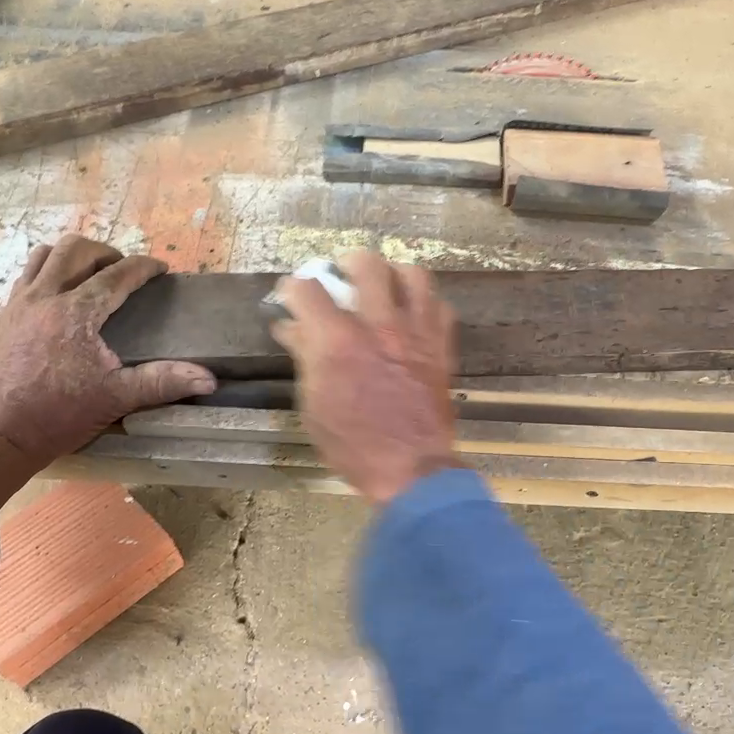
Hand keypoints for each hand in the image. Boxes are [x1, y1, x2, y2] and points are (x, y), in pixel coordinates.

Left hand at [0, 234, 216, 507]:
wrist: (1, 432)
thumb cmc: (61, 415)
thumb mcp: (117, 398)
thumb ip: (163, 382)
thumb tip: (208, 379)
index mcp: (76, 313)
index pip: (116, 276)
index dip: (143, 267)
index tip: (161, 268)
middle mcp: (45, 297)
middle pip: (76, 250)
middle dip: (105, 252)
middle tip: (123, 269)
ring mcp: (19, 304)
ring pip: (44, 255)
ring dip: (72, 256)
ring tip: (90, 272)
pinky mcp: (3, 317)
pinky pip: (26, 276)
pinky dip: (47, 272)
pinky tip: (59, 296)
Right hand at [274, 251, 462, 504]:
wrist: (411, 470)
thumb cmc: (353, 446)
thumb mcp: (314, 407)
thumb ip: (304, 359)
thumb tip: (291, 328)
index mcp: (337, 342)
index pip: (307, 289)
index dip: (292, 288)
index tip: (291, 296)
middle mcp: (379, 326)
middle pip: (366, 263)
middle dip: (347, 263)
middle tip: (343, 277)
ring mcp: (416, 334)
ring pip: (413, 274)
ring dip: (394, 274)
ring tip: (385, 287)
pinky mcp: (442, 349)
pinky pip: (440, 307)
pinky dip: (425, 304)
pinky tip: (414, 317)